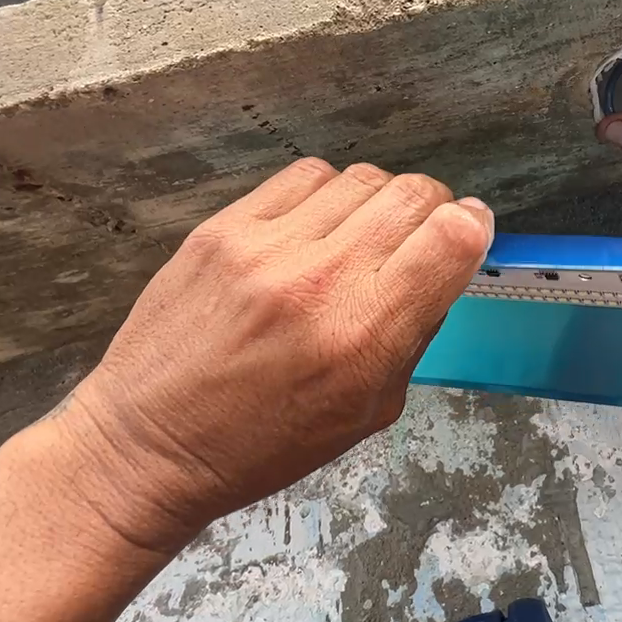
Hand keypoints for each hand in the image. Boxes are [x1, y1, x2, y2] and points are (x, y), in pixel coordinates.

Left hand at [46, 160, 493, 552]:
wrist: (147, 446)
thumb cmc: (268, 444)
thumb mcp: (372, 410)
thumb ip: (417, 330)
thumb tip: (443, 263)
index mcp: (366, 335)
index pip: (453, 236)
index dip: (474, 225)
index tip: (467, 234)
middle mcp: (323, 279)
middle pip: (416, 192)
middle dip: (434, 208)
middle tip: (415, 236)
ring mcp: (268, 246)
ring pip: (365, 177)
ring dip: (379, 201)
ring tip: (359, 234)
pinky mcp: (225, 226)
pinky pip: (307, 175)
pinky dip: (328, 193)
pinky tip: (314, 225)